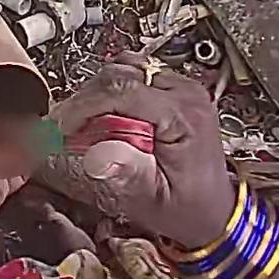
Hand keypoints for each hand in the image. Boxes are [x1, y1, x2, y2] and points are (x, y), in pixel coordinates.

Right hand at [48, 54, 235, 248]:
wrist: (216, 210)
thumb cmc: (189, 208)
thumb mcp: (156, 201)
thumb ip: (128, 175)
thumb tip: (96, 154)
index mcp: (184, 116)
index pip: (124, 91)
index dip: (85, 105)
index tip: (62, 125)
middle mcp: (185, 93)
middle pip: (121, 75)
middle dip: (86, 100)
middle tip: (64, 127)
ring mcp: (181, 86)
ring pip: (125, 68)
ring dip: (97, 92)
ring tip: (82, 121)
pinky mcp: (173, 88)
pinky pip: (134, 74)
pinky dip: (112, 89)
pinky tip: (103, 113)